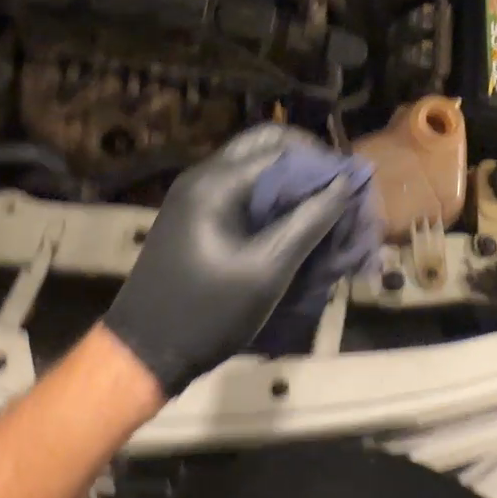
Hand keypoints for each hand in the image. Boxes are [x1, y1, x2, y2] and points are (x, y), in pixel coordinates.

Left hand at [103, 125, 356, 395]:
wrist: (143, 351)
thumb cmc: (208, 312)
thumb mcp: (268, 269)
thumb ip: (309, 221)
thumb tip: (346, 183)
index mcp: (217, 182)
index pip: (282, 147)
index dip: (323, 161)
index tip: (353, 185)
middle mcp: (204, 175)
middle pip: (265, 145)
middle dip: (306, 161)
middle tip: (337, 190)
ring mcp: (195, 194)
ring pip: (253, 164)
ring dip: (289, 178)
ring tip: (321, 207)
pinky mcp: (194, 214)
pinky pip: (240, 187)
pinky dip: (269, 195)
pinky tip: (291, 222)